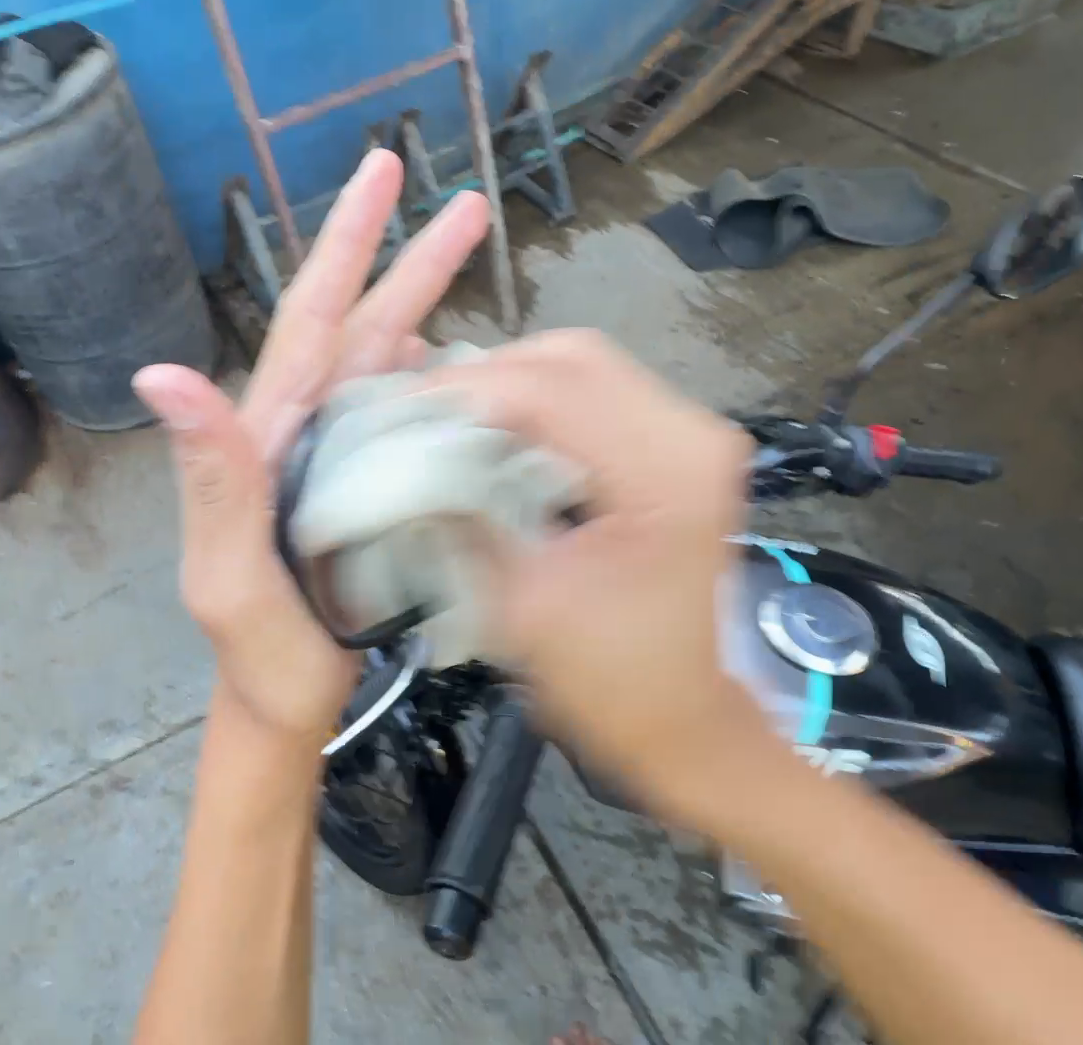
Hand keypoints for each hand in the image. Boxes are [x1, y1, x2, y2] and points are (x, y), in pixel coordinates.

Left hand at [134, 150, 490, 743]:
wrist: (285, 702)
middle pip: (360, 330)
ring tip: (478, 268)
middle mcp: (306, 434)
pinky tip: (468, 366)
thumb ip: (210, 479)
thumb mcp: (228, 572)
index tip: (385, 174)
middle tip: (468, 208)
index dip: (346, 247)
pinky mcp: (369, 492)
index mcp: (270, 437)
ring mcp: (339, 461)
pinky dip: (439, 383)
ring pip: (389, 368)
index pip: (309, 324)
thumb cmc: (258, 652)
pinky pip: (406, 421)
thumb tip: (162, 371)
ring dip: (431, 311)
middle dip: (410, 263)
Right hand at [431, 330, 779, 820]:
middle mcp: (691, 434)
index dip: (459, 393)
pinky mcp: (676, 450)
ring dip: (507, 386)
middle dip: (483, 378)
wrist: (686, 725)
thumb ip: (463, 519)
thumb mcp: (520, 606)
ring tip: (446, 421)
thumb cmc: (610, 684)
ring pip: (581, 367)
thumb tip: (404, 460)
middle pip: (570, 358)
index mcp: (664, 472)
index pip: (547, 390)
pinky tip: (491, 434)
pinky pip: (595, 396)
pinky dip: (535, 405)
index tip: (392, 410)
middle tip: (418, 413)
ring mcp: (691, 436)